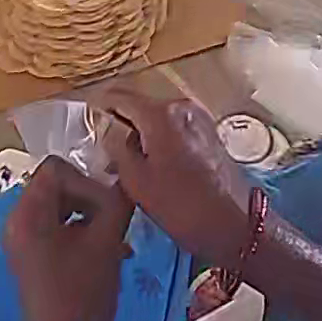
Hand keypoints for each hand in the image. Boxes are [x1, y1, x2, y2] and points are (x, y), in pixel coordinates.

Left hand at [3, 158, 134, 320]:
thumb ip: (117, 201)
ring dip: (91, 215)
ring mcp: (25, 241)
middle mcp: (18, 222)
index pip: (56, 168)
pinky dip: (85, 231)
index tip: (106, 206)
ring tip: (113, 239)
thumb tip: (128, 179)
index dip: (86, 180)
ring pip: (64, 206)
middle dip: (90, 198)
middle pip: (59, 185)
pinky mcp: (35, 258)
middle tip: (112, 222)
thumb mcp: (106, 240)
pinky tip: (109, 252)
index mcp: (27, 214)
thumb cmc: (82, 296)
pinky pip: (61, 226)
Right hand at [98, 86, 253, 263]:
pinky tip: (151, 162)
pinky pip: (174, 126)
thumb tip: (108, 127)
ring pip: (158, 117)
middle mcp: (180, 106)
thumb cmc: (182, 205)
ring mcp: (198, 116)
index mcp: (160, 114)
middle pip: (140, 105)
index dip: (100, 106)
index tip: (86, 120)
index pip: (120, 96)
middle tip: (103, 147)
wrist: (236, 224)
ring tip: (125, 159)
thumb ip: (117, 147)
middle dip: (121, 121)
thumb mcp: (137, 181)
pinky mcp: (208, 131)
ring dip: (140, 131)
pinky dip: (159, 137)